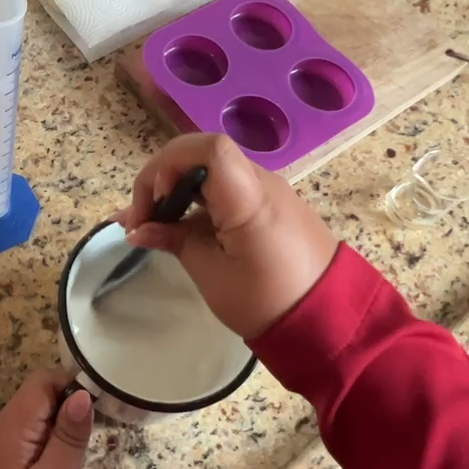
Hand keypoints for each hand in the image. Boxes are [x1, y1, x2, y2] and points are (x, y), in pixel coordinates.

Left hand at [0, 368, 93, 468]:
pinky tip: (76, 442)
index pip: (43, 381)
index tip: (100, 399)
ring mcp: (13, 437)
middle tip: (101, 415)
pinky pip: (42, 424)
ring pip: (43, 406)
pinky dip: (60, 426)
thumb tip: (83, 393)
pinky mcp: (20, 451)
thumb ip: (70, 434)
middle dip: (71, 395)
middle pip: (42, 389)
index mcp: (14, 424)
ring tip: (93, 428)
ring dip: (67, 411)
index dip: (71, 383)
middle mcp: (8, 423)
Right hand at [116, 133, 337, 339]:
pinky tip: (179, 225)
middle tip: (142, 217)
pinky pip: (227, 187)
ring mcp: (269, 190)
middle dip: (163, 178)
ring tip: (152, 223)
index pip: (206, 148)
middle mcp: (261, 182)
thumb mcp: (211, 274)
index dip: (168, 164)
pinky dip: (198, 198)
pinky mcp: (271, 204)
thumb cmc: (267, 301)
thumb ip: (174, 240)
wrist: (330, 320)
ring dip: (178, 188)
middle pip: (202, 154)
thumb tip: (138, 229)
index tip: (156, 203)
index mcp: (248, 197)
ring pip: (212, 170)